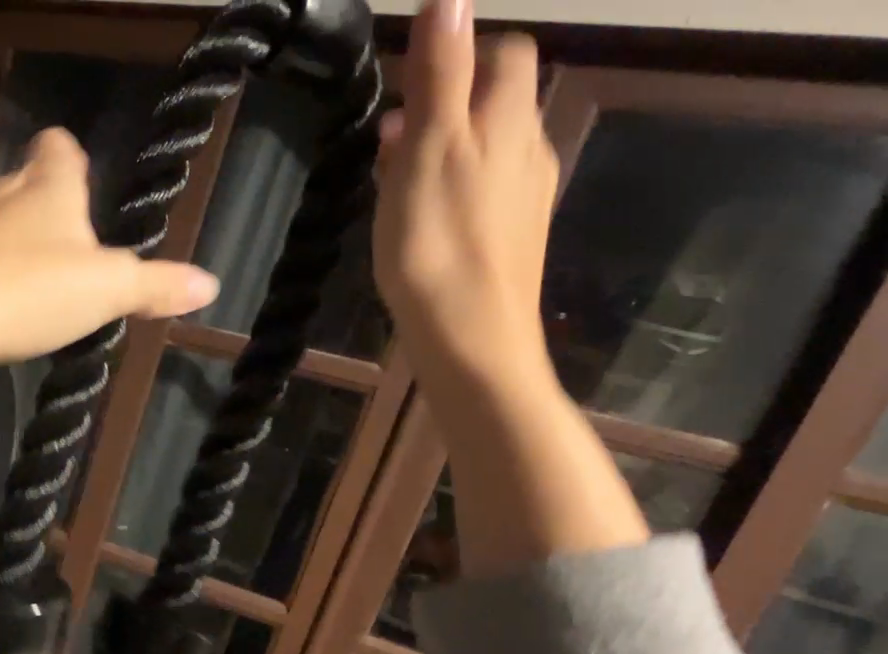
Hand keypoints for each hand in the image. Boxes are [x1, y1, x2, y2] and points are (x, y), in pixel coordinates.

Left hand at [0, 129, 218, 428]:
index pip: (59, 146)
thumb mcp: (106, 291)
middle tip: (69, 256)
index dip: (72, 159)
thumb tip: (209, 284)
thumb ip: (154, 286)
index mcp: (47, 185)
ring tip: (32, 290)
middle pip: (25, 186)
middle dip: (46, 214)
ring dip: (12, 249)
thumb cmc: (28, 291)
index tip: (83, 184)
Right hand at [373, 0, 648, 577]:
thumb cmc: (439, 244)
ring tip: (390, 173)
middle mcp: (526, 150)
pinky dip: (447, 188)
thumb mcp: (429, 151)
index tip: (413, 74)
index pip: (503, 53)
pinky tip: (414, 218)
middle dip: (448, 101)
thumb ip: (440, 76)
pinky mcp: (504, 242)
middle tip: (391, 130)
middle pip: (497, 101)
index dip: (463, 50)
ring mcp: (519, 200)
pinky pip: (478, 193)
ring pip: (485, 149)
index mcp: (509, 121)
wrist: (470, 339)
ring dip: (442, 147)